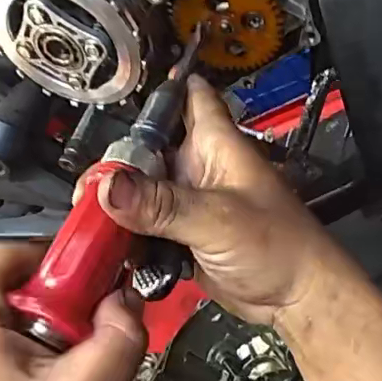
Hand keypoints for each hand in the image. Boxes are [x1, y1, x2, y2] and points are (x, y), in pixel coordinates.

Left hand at [0, 244, 145, 380]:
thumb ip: (121, 336)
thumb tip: (125, 299)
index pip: (14, 251)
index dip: (63, 263)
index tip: (94, 288)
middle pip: (10, 283)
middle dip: (55, 308)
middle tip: (78, 344)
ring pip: (0, 311)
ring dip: (37, 333)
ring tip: (54, 376)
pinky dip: (15, 351)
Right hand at [98, 75, 351, 326]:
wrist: (295, 297)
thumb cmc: (280, 246)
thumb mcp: (218, 219)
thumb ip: (162, 204)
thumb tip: (108, 186)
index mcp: (216, 145)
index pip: (188, 97)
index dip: (160, 84)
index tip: (121, 82)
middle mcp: (199, 169)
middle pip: (148, 150)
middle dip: (116, 163)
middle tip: (85, 184)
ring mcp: (189, 204)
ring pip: (142, 192)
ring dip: (117, 205)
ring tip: (89, 219)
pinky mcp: (183, 236)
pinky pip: (146, 227)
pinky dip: (128, 234)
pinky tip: (111, 245)